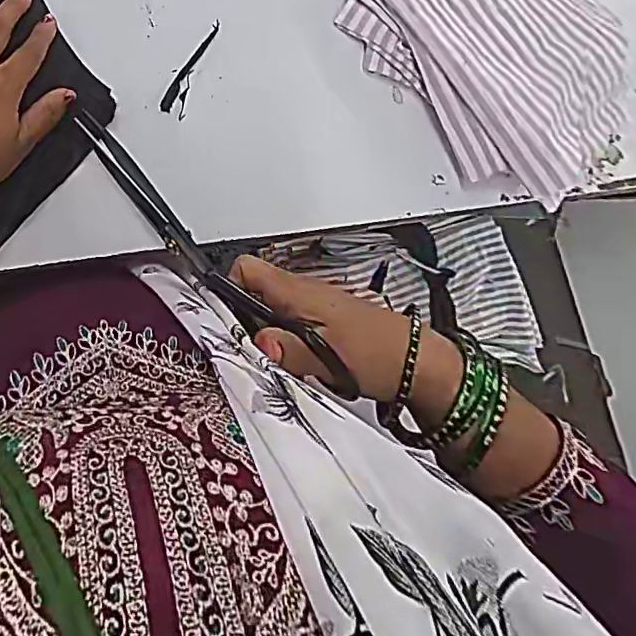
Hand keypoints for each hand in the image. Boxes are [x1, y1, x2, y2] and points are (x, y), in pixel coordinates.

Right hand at [232, 254, 560, 499]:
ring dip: (261, 335)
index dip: (226, 288)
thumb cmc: (381, 352)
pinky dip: (280, 343)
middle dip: (241, 321)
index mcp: (298, 292)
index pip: (245, 269)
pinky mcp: (319, 324)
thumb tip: (258, 343)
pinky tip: (291, 365)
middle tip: (244, 350)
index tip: (217, 317)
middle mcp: (300, 294)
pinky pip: (285, 325)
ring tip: (270, 361)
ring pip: (266, 312)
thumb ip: (290, 351)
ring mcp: (309, 308)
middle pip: (250, 293)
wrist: (418, 362)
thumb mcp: (330, 358)